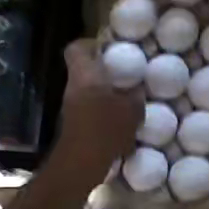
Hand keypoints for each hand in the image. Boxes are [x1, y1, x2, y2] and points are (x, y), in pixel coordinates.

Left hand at [52, 39, 141, 182]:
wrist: (80, 164)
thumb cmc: (105, 129)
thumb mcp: (132, 110)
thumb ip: (136, 96)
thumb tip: (137, 89)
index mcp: (85, 75)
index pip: (76, 48)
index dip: (91, 44)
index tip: (110, 48)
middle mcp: (73, 87)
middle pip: (84, 70)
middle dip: (103, 70)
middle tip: (126, 74)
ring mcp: (71, 108)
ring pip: (87, 91)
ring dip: (105, 92)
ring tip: (127, 98)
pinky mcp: (74, 126)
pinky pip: (89, 110)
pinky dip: (103, 111)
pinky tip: (121, 121)